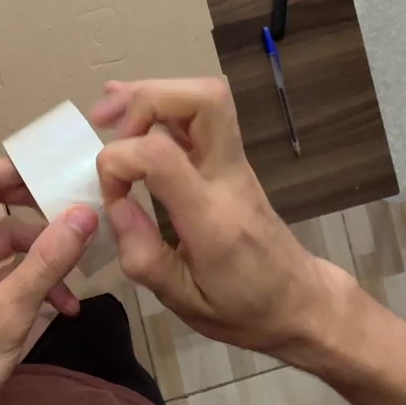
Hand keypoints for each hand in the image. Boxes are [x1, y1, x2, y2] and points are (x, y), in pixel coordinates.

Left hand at [0, 158, 97, 404]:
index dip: (20, 171)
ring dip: (42, 262)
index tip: (64, 172)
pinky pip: (4, 278)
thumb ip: (48, 260)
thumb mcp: (7, 311)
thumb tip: (86, 213)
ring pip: (6, 248)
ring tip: (79, 281)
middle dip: (40, 219)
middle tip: (83, 215)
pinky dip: (32, 287)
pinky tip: (64, 307)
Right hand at [92, 78, 357, 361]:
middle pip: (202, 100)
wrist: (300, 303)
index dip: (119, 161)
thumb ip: (145, 258)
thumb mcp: (185, 303)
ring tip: (109, 113)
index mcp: (214, 219)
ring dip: (152, 94)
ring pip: (205, 95)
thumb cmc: (244, 310)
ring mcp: (235, 162)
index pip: (162, 156)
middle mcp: (229, 177)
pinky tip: (128, 111)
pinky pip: (201, 112)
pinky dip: (161, 102)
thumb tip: (115, 205)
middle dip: (144, 99)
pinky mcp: (230, 158)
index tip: (111, 195)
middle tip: (105, 124)